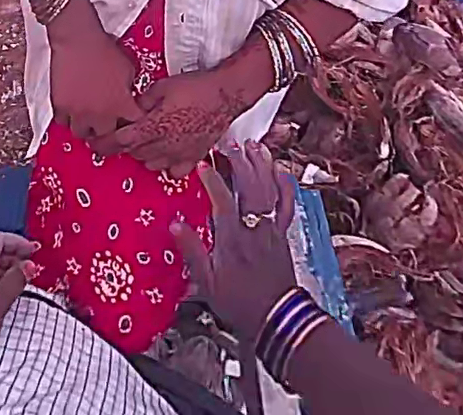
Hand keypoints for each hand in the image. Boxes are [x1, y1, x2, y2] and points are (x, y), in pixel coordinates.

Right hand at [48, 18, 143, 142]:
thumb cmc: (103, 48)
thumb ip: (129, 87)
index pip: (133, 124)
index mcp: (121, 105)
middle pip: (106, 136)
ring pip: (82, 133)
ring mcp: (79, 113)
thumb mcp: (128, 67)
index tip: (129, 118)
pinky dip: (68, 118)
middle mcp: (100, 114)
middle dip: (109, 128)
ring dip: (87, 127)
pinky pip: (63, 122)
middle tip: (108, 120)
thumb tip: (127, 93)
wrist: (78, 40)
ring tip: (89, 116)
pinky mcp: (61, 107)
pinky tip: (73, 108)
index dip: (132, 122)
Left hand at [103, 60, 258, 176]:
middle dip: (123, 146)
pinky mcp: (194, 158)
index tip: (94, 144)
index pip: (120, 142)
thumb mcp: (162, 86)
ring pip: (151, 164)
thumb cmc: (194, 87)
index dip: (104, 144)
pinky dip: (166, 165)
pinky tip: (166, 152)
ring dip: (143, 154)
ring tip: (145, 139)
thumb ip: (142, 100)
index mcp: (153, 127)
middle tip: (121, 134)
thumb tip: (131, 107)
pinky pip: (174, 171)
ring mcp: (179, 155)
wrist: (225, 94)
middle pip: (134, 153)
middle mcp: (164, 146)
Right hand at [172, 142, 298, 339]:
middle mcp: (254, 228)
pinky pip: (287, 203)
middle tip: (228, 144)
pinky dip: (285, 183)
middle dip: (239, 161)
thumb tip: (175, 225)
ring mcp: (272, 228)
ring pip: (269, 189)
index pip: (222, 200)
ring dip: (261, 164)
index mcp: (233, 239)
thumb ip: (193, 252)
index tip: (202, 163)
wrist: (278, 318)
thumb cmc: (240, 302)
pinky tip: (280, 168)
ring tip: (253, 145)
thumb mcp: (208, 283)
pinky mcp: (283, 231)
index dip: (212, 179)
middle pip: (249, 186)